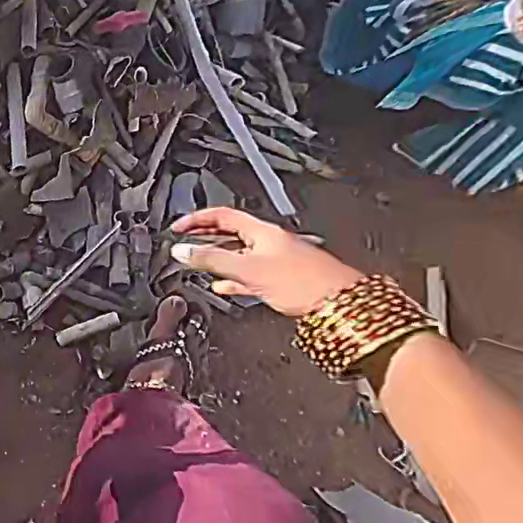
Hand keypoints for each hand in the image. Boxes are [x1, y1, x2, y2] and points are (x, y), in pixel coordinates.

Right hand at [168, 208, 363, 316]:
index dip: (197, 220)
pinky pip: (249, 274)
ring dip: (217, 259)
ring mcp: (277, 260)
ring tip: (200, 264)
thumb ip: (211, 259)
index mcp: (262, 231)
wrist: (343, 306)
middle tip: (185, 243)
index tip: (179, 227)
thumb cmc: (307, 282)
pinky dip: (233, 278)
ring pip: (239, 254)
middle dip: (205, 238)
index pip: (221, 216)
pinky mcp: (282, 279)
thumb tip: (182, 251)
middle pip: (229, 233)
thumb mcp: (247, 268)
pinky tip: (225, 286)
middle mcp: (270, 242)